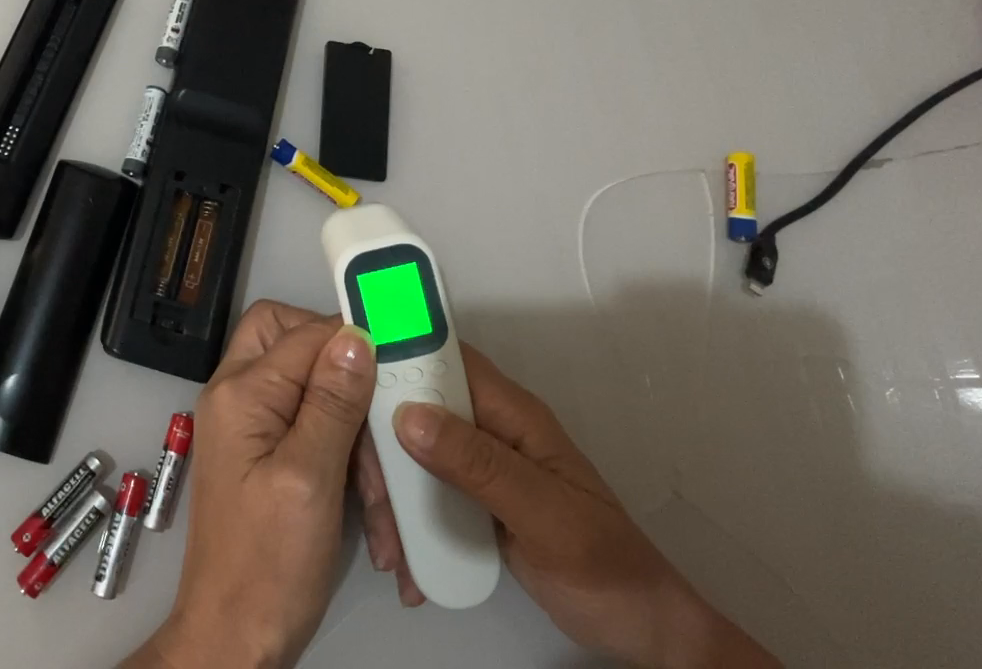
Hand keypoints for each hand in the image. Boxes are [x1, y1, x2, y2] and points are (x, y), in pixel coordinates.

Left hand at [123, 300, 376, 668]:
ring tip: (381, 489)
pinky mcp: (265, 452)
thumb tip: (354, 335)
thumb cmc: (270, 561)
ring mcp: (249, 424)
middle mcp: (237, 395)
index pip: (302, 332)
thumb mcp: (309, 478)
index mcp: (240, 392)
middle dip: (344, 371)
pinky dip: (343, 455)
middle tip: (382, 411)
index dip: (352, 339)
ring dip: (353, 430)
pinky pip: (309, 426)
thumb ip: (331, 403)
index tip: (403, 362)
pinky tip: (369, 503)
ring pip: (308, 387)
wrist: (236, 632)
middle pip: (291, 341)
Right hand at [363, 342, 778, 668]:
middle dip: (377, 448)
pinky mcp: (462, 498)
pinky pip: (415, 493)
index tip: (342, 374)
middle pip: (409, 407)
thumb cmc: (604, 566)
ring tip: (390, 551)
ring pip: (403, 453)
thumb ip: (479, 465)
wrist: (638, 630)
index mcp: (509, 413)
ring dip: (386, 496)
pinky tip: (402, 562)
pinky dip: (400, 523)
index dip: (392, 351)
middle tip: (370, 499)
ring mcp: (472, 463)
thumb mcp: (544, 516)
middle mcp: (485, 427)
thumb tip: (406, 416)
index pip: (441, 357)